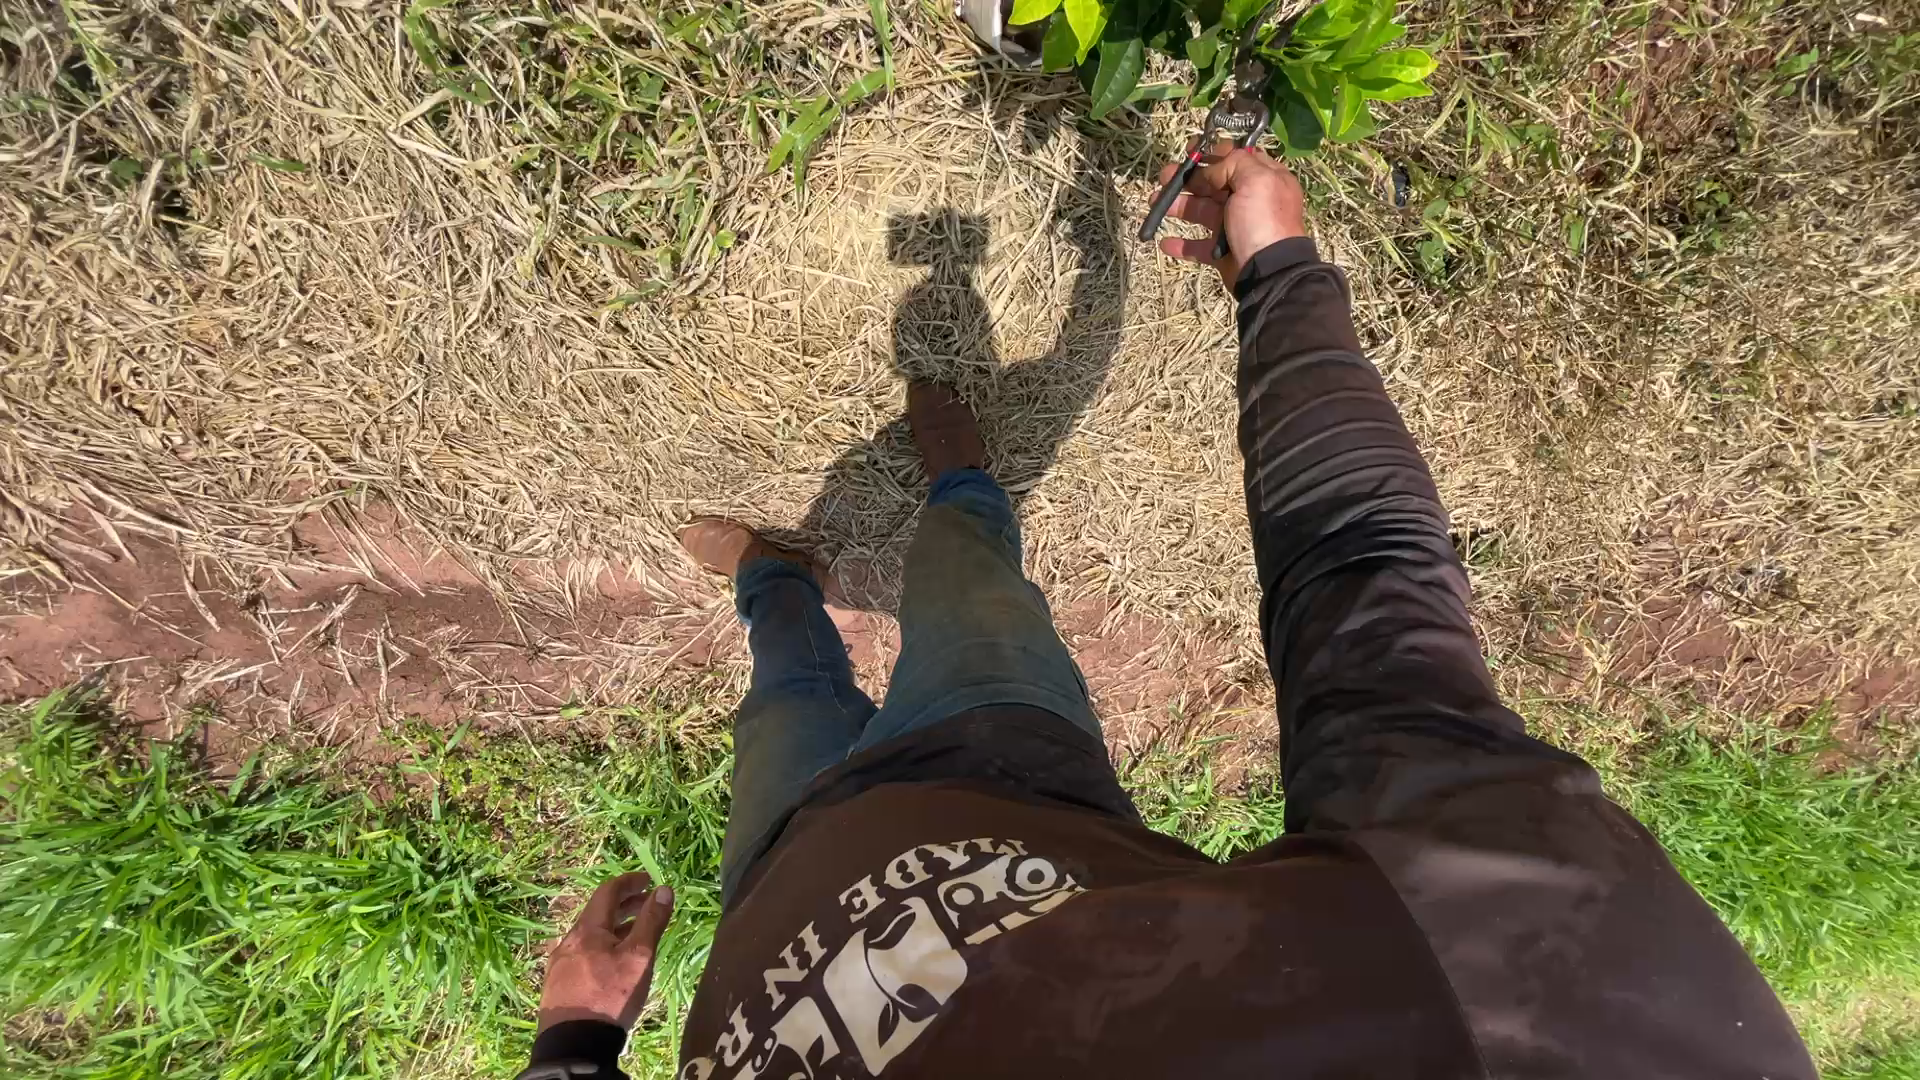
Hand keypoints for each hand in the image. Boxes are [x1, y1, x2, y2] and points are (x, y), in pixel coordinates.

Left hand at [537, 872, 675, 1031]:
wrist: (574, 1048)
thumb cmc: (610, 996)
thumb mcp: (639, 956)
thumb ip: (652, 920)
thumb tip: (664, 889)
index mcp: (587, 930)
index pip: (608, 892)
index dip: (630, 882)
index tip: (650, 880)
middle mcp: (568, 942)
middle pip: (598, 912)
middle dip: (626, 904)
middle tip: (649, 905)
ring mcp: (560, 966)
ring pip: (591, 935)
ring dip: (616, 926)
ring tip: (637, 934)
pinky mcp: (558, 986)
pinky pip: (584, 954)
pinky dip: (604, 946)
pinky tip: (615, 962)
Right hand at [1156, 142, 1306, 285]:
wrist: (1267, 272)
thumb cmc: (1263, 221)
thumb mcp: (1255, 180)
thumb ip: (1232, 164)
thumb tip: (1211, 169)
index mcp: (1262, 178)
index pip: (1235, 158)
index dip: (1212, 152)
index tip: (1190, 150)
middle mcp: (1248, 200)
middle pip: (1213, 184)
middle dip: (1187, 179)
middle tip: (1164, 176)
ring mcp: (1233, 226)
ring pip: (1201, 211)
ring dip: (1178, 206)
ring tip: (1154, 204)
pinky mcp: (1221, 251)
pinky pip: (1197, 246)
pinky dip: (1180, 244)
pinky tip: (1164, 242)